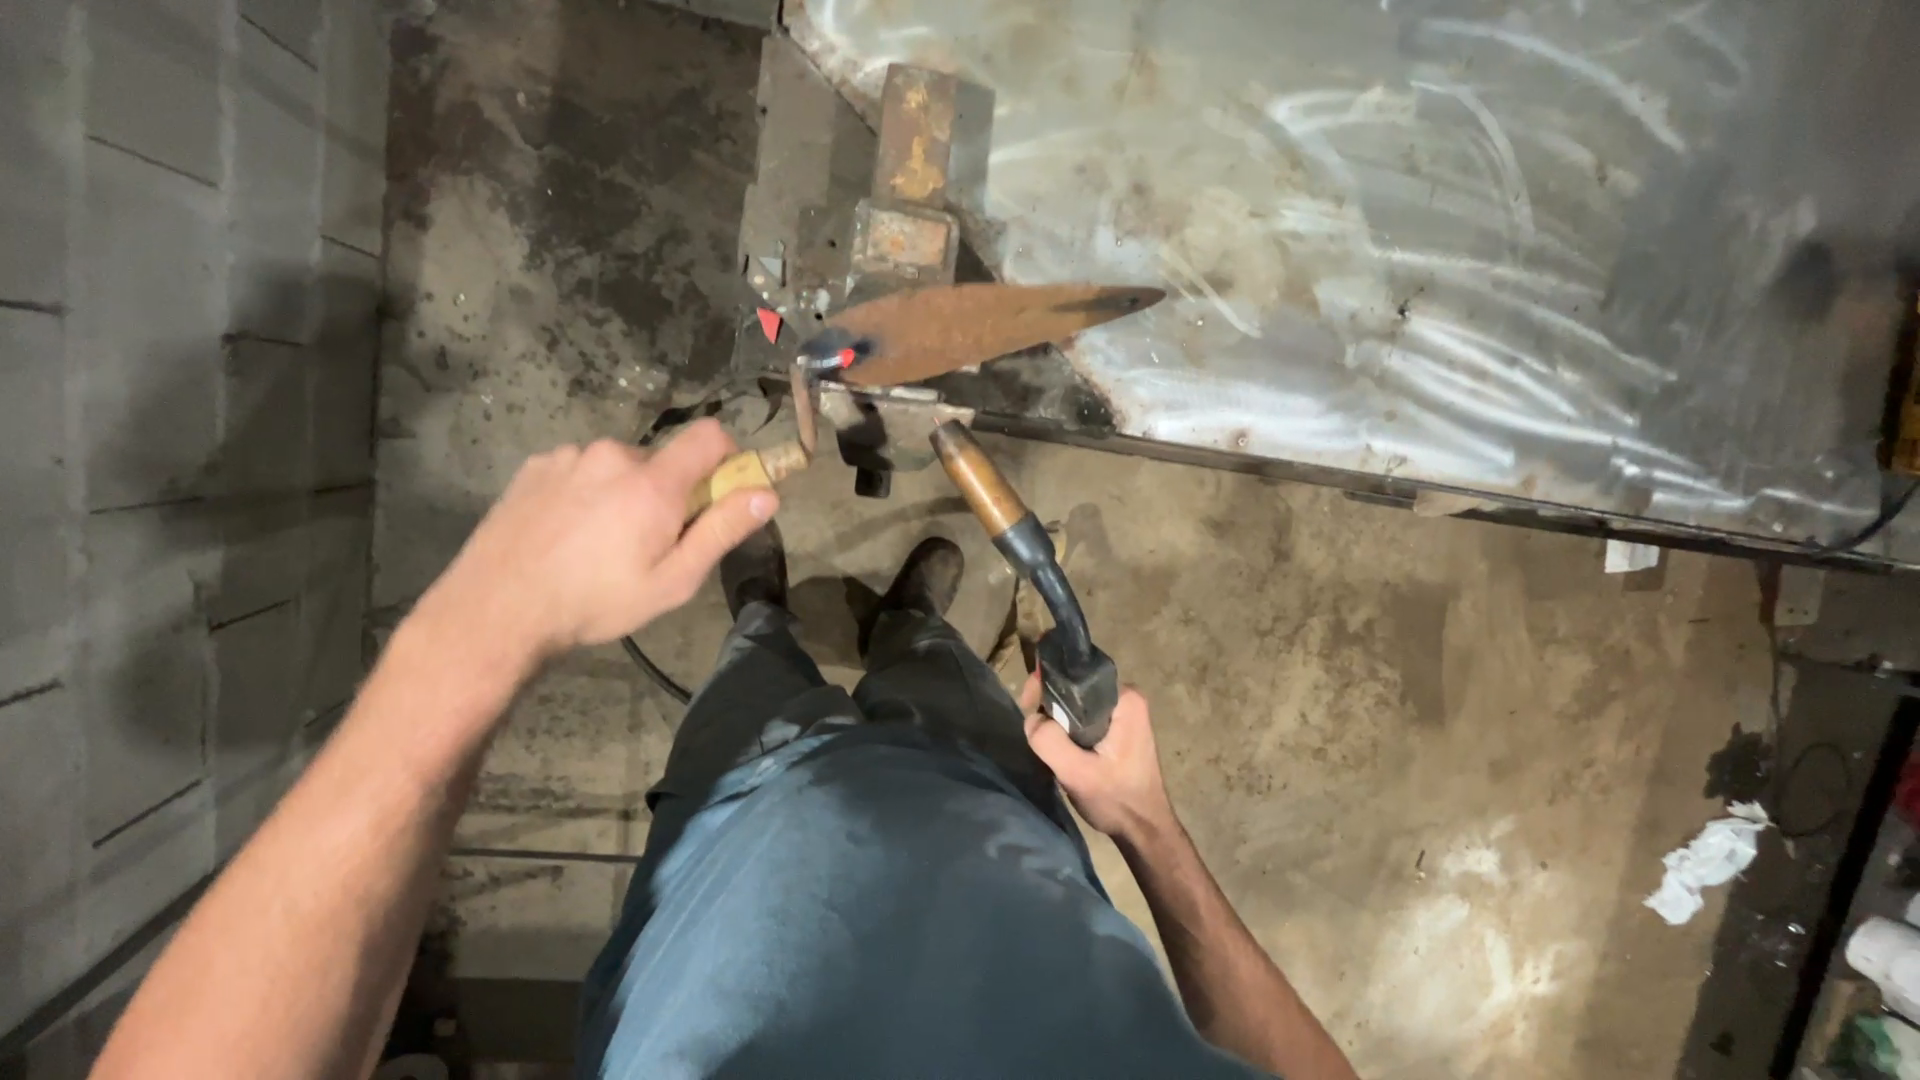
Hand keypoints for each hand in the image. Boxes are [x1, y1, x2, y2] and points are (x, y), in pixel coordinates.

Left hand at [415, 420, 776, 667]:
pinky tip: (568, 532)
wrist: (495, 610)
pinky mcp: (536, 466)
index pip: (711, 436)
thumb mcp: (673, 580)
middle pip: (663, 459)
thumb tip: (767, 493)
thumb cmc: (595, 602)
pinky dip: (587, 492)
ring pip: (619, 466)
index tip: (719, 493)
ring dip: (625, 492)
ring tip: (601, 542)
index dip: (728, 457)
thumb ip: (722, 531)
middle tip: (649, 542)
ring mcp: (568, 457)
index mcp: (653, 483)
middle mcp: (612, 455)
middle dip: (669, 491)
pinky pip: (581, 469)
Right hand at [1022, 673, 1175, 841]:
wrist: (1143, 830)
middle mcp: (1128, 698)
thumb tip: (1031, 718)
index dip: (1048, 684)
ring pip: (1078, 703)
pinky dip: (1069, 728)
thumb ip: (1049, 741)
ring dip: (1058, 719)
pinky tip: (1060, 747)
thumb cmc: (1117, 799)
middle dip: (1050, 703)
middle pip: (1076, 687)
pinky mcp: (1119, 729)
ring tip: (1045, 740)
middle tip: (1033, 726)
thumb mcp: (1077, 773)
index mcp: (1125, 699)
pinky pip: (1085, 717)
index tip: (1028, 703)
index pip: (1077, 675)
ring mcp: (1124, 714)